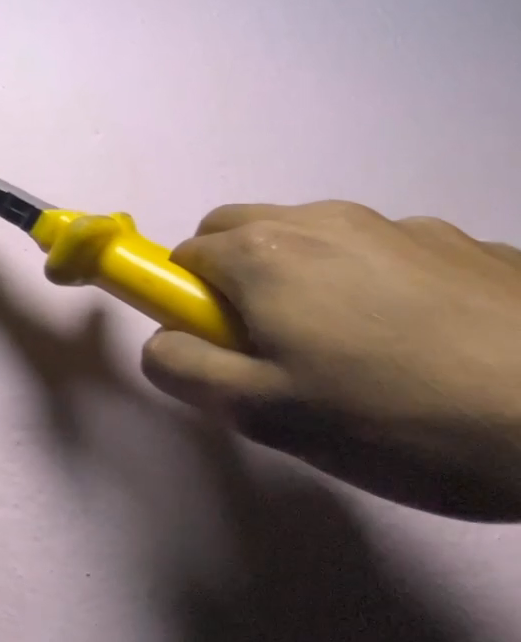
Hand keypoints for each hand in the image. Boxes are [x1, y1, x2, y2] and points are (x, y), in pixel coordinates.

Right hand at [142, 200, 520, 519]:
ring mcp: (407, 229)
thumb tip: (162, 340)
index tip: (234, 353)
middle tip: (283, 348)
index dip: (193, 306)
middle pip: (241, 231)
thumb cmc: (404, 420)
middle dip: (238, 277)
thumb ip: (182, 368)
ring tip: (373, 355)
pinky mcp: (480, 249)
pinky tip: (440, 348)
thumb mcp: (265, 416)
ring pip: (320, 241)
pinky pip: (398, 257)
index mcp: (262, 252)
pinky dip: (391, 287)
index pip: (182, 258)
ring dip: (315, 278)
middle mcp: (322, 221)